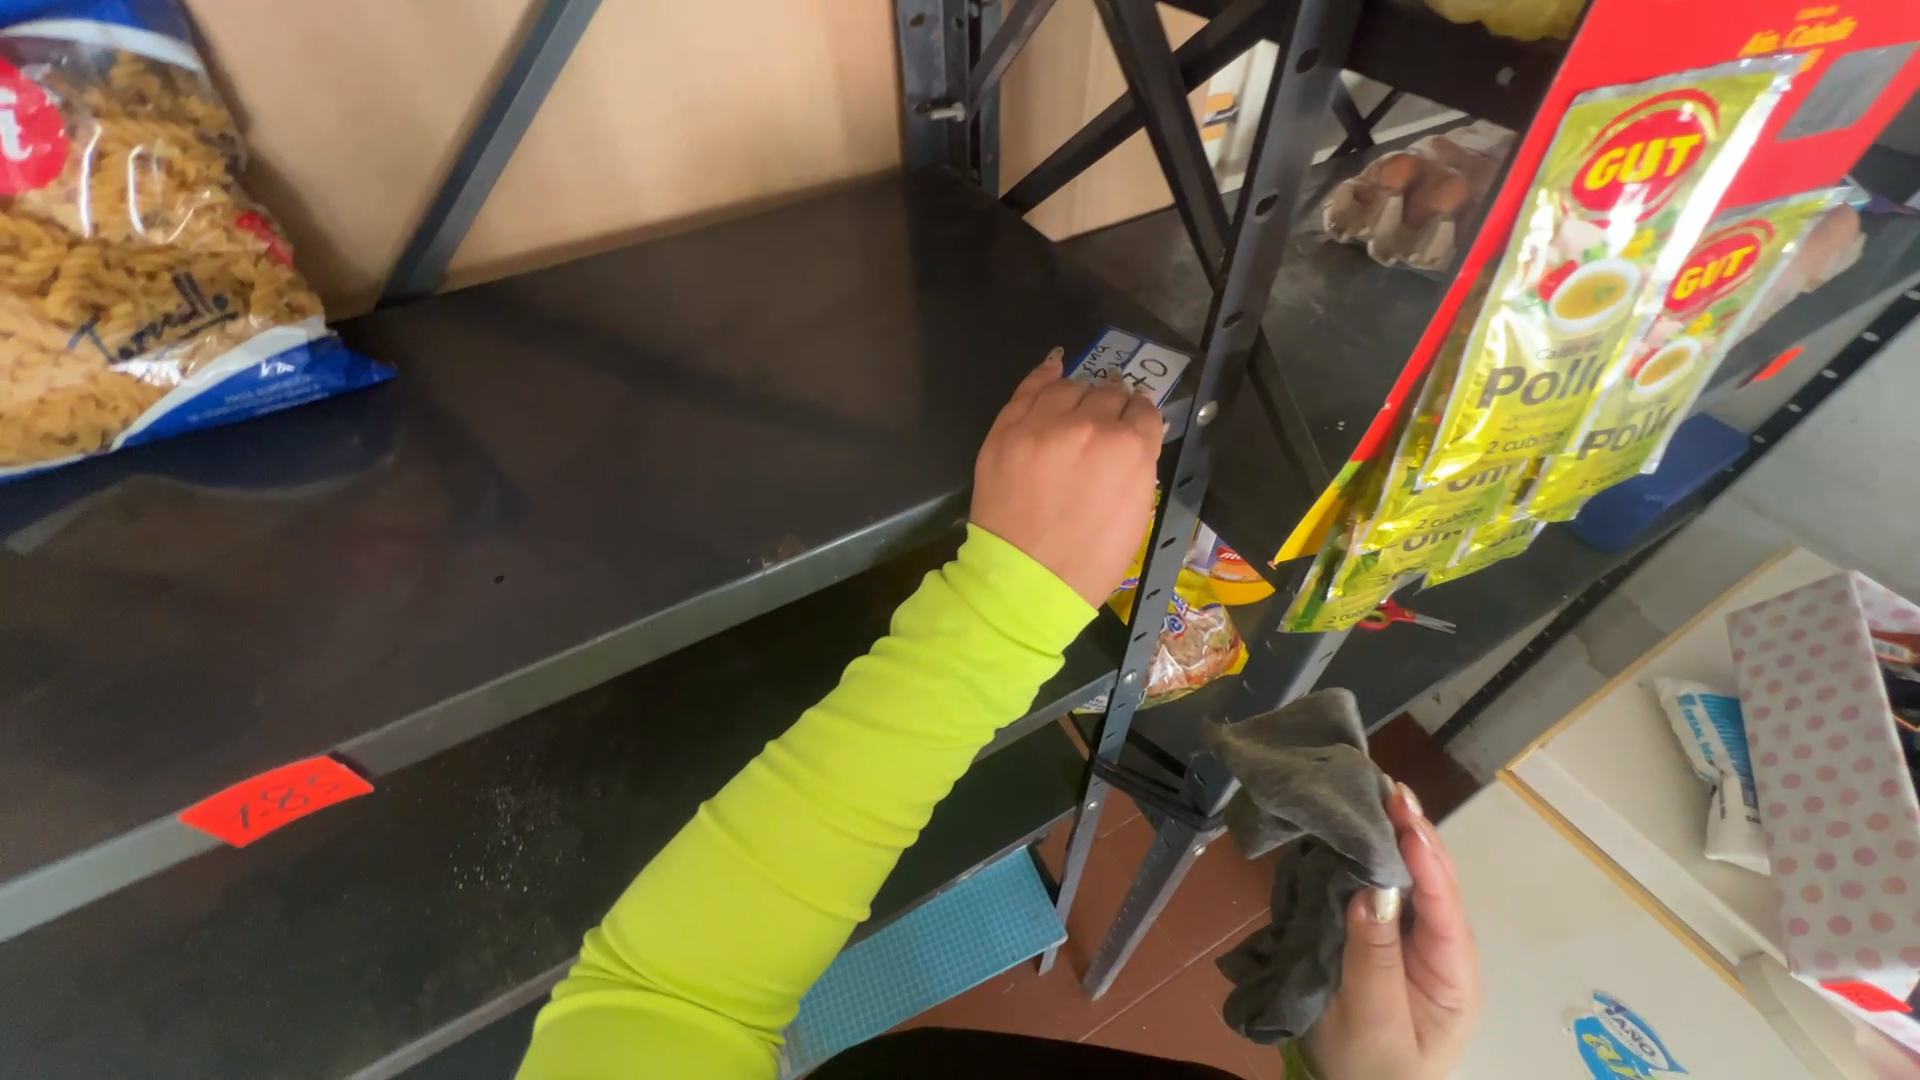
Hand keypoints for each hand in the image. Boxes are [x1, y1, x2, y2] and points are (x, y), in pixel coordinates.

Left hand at [970, 348, 1163, 607]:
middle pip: (1108, 393)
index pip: (1143, 411)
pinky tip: (1053, 367)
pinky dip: (1044, 374)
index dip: (1138, 419)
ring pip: (1070, 385)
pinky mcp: (1006, 430)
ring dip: (1079, 393)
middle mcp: (1089, 426)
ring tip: (1077, 405)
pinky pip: (1029, 387)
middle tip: (1104, 422)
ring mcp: (1042, 425)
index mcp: (1130, 450)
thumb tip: (1132, 438)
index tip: (1131, 425)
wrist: (1026, 582)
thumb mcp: (1136, 514)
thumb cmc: (1089, 562)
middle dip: (1111, 405)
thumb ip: (1137, 466)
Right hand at [1305, 784, 1480, 1079]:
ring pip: (1407, 878)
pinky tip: (1355, 825)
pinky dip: (1367, 851)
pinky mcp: (1376, 930)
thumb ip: (1374, 957)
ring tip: (1375, 793)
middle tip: (1389, 786)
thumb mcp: (1373, 1020)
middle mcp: (1437, 947)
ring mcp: (1407, 936)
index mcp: (1452, 975)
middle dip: (1414, 834)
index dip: (1426, 860)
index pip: (1444, 908)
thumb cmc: (1370, 1066)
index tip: (1403, 816)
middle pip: (1432, 882)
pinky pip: (1376, 884)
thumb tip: (1368, 889)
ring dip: (1392, 835)